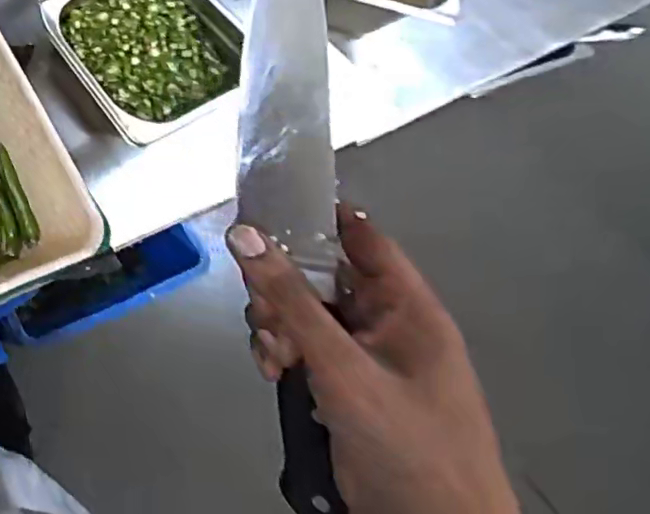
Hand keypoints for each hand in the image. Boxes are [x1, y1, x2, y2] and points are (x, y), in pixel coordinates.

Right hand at [229, 206, 517, 513]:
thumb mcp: (341, 364)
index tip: (264, 207)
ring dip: (275, 323)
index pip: (360, 235)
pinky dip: (278, 349)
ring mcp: (361, 352)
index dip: (316, 214)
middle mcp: (383, 322)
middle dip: (279, 286)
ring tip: (275, 353)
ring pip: (300, 308)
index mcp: (406, 307)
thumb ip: (289, 297)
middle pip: (317, 272)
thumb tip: (243, 233)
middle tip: (264, 308)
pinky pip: (298, 341)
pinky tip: (274, 370)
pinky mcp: (341, 378)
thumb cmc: (407, 442)